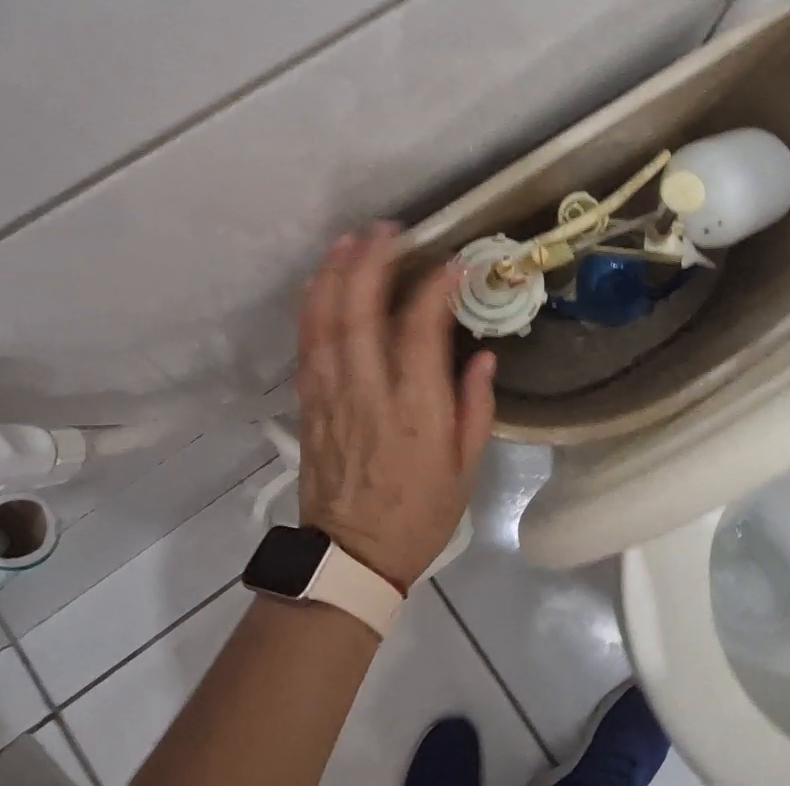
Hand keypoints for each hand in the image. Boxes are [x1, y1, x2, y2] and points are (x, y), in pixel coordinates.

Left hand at [295, 223, 495, 591]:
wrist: (350, 558)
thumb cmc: (419, 515)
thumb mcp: (466, 469)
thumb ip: (475, 408)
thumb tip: (482, 356)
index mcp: (415, 410)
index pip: (419, 329)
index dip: (435, 287)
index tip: (453, 262)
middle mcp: (368, 392)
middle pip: (360, 311)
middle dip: (372, 262)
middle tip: (389, 230)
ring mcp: (330, 396)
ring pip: (324, 321)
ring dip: (335, 273)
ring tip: (350, 239)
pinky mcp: (308, 403)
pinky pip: (307, 344)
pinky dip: (312, 306)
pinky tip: (320, 281)